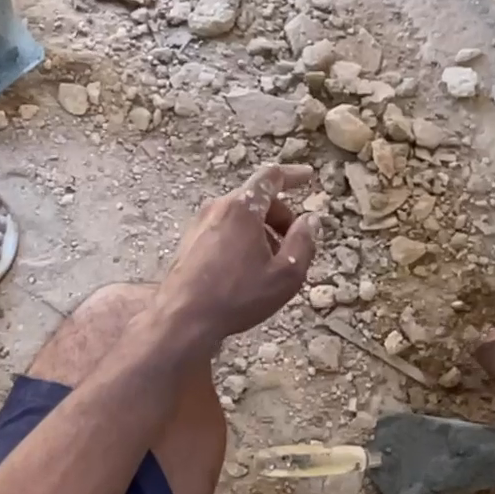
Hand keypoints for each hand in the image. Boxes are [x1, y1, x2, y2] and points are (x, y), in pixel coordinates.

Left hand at [157, 164, 318, 352]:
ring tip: (271, 261)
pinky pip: (223, 229)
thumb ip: (303, 242)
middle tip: (293, 240)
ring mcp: (199, 224)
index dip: (293, 175)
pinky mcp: (189, 242)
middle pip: (255, 198)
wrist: (183, 318)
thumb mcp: (286, 274)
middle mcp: (217, 208)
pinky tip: (246, 269)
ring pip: (238, 215)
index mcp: (242, 208)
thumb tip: (311, 220)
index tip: (307, 177)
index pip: (271, 177)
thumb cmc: (235, 297)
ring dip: (260, 229)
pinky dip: (241, 238)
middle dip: (279, 214)